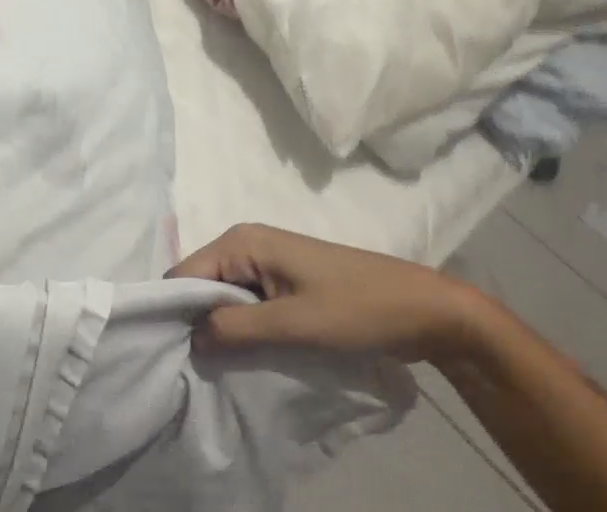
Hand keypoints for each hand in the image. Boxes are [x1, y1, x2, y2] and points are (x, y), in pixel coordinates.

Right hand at [166, 223, 487, 363]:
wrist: (430, 311)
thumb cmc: (360, 309)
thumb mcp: (293, 324)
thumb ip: (235, 328)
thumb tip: (190, 339)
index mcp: (242, 242)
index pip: (185, 274)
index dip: (176, 311)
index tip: (176, 352)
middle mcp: (246, 243)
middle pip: (201, 283)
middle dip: (199, 320)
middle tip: (200, 364)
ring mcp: (267, 261)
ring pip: (224, 295)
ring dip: (224, 325)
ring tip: (222, 362)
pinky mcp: (285, 280)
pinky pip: (247, 301)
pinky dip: (244, 324)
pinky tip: (249, 351)